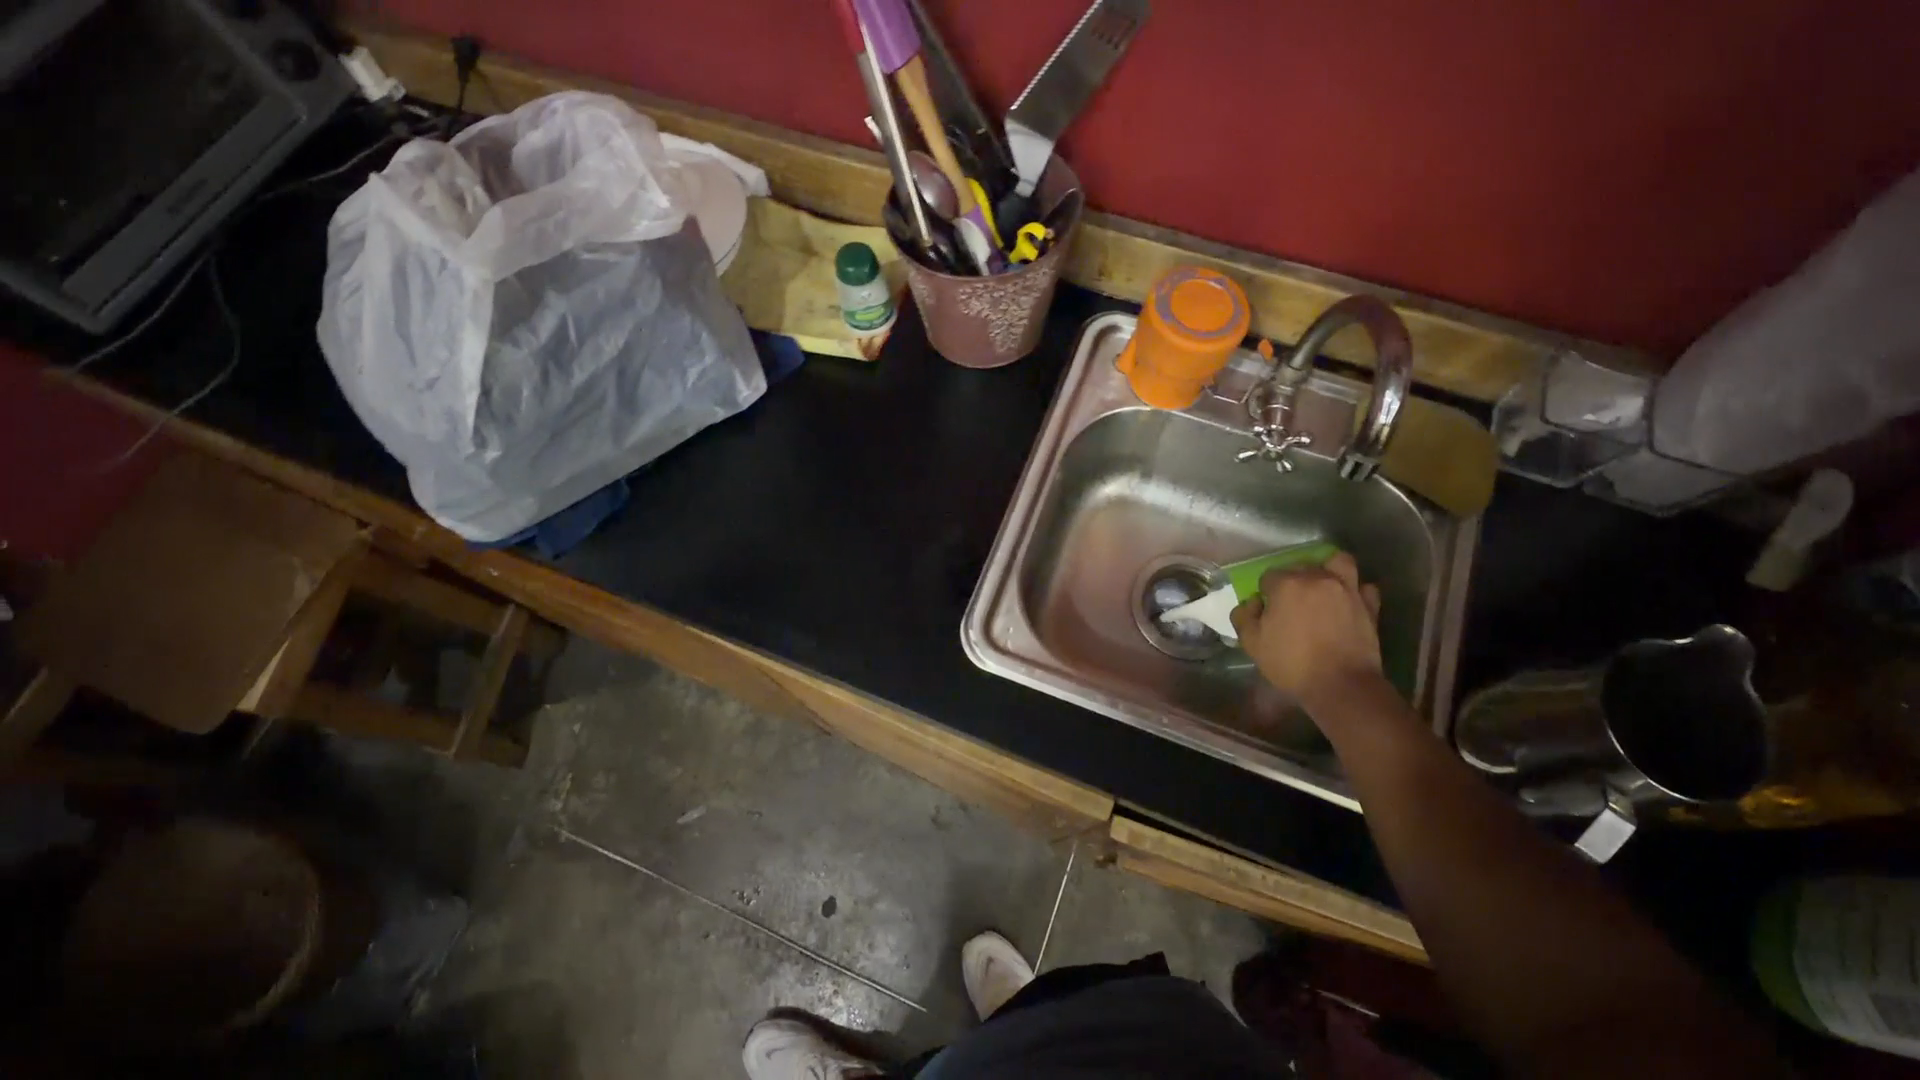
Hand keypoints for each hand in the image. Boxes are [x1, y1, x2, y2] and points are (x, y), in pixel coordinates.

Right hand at [1229, 553, 1386, 714]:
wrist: (1341, 684)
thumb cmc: (1292, 663)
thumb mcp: (1252, 644)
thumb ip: (1244, 617)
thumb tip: (1252, 603)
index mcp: (1287, 585)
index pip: (1269, 576)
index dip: (1266, 592)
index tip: (1267, 609)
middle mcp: (1318, 578)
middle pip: (1302, 566)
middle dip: (1293, 580)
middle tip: (1291, 603)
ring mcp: (1347, 589)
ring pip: (1339, 562)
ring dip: (1329, 569)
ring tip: (1323, 586)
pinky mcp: (1369, 605)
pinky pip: (1364, 587)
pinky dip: (1356, 590)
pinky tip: (1348, 602)